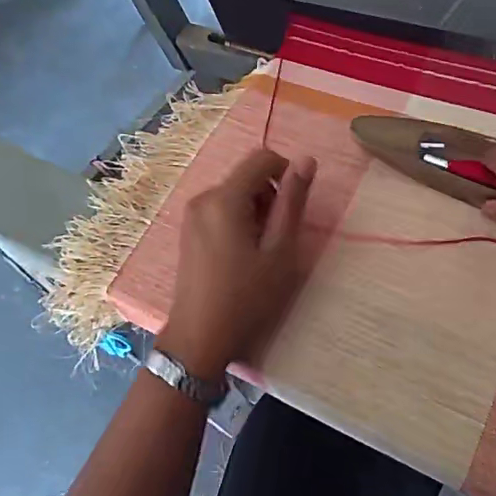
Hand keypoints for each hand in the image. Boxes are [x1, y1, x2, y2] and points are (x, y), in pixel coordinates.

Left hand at [159, 148, 316, 375]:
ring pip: (235, 194)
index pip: (262, 158)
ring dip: (256, 212)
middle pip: (247, 176)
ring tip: (261, 252)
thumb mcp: (280, 251)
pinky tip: (242, 256)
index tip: (296, 209)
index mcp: (224, 199)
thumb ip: (293, 203)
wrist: (200, 337)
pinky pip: (221, 210)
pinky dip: (239, 222)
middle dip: (270, 198)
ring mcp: (192, 215)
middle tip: (278, 239)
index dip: (287, 173)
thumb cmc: (246, 297)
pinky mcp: (188, 231)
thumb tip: (307, 160)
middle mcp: (202, 198)